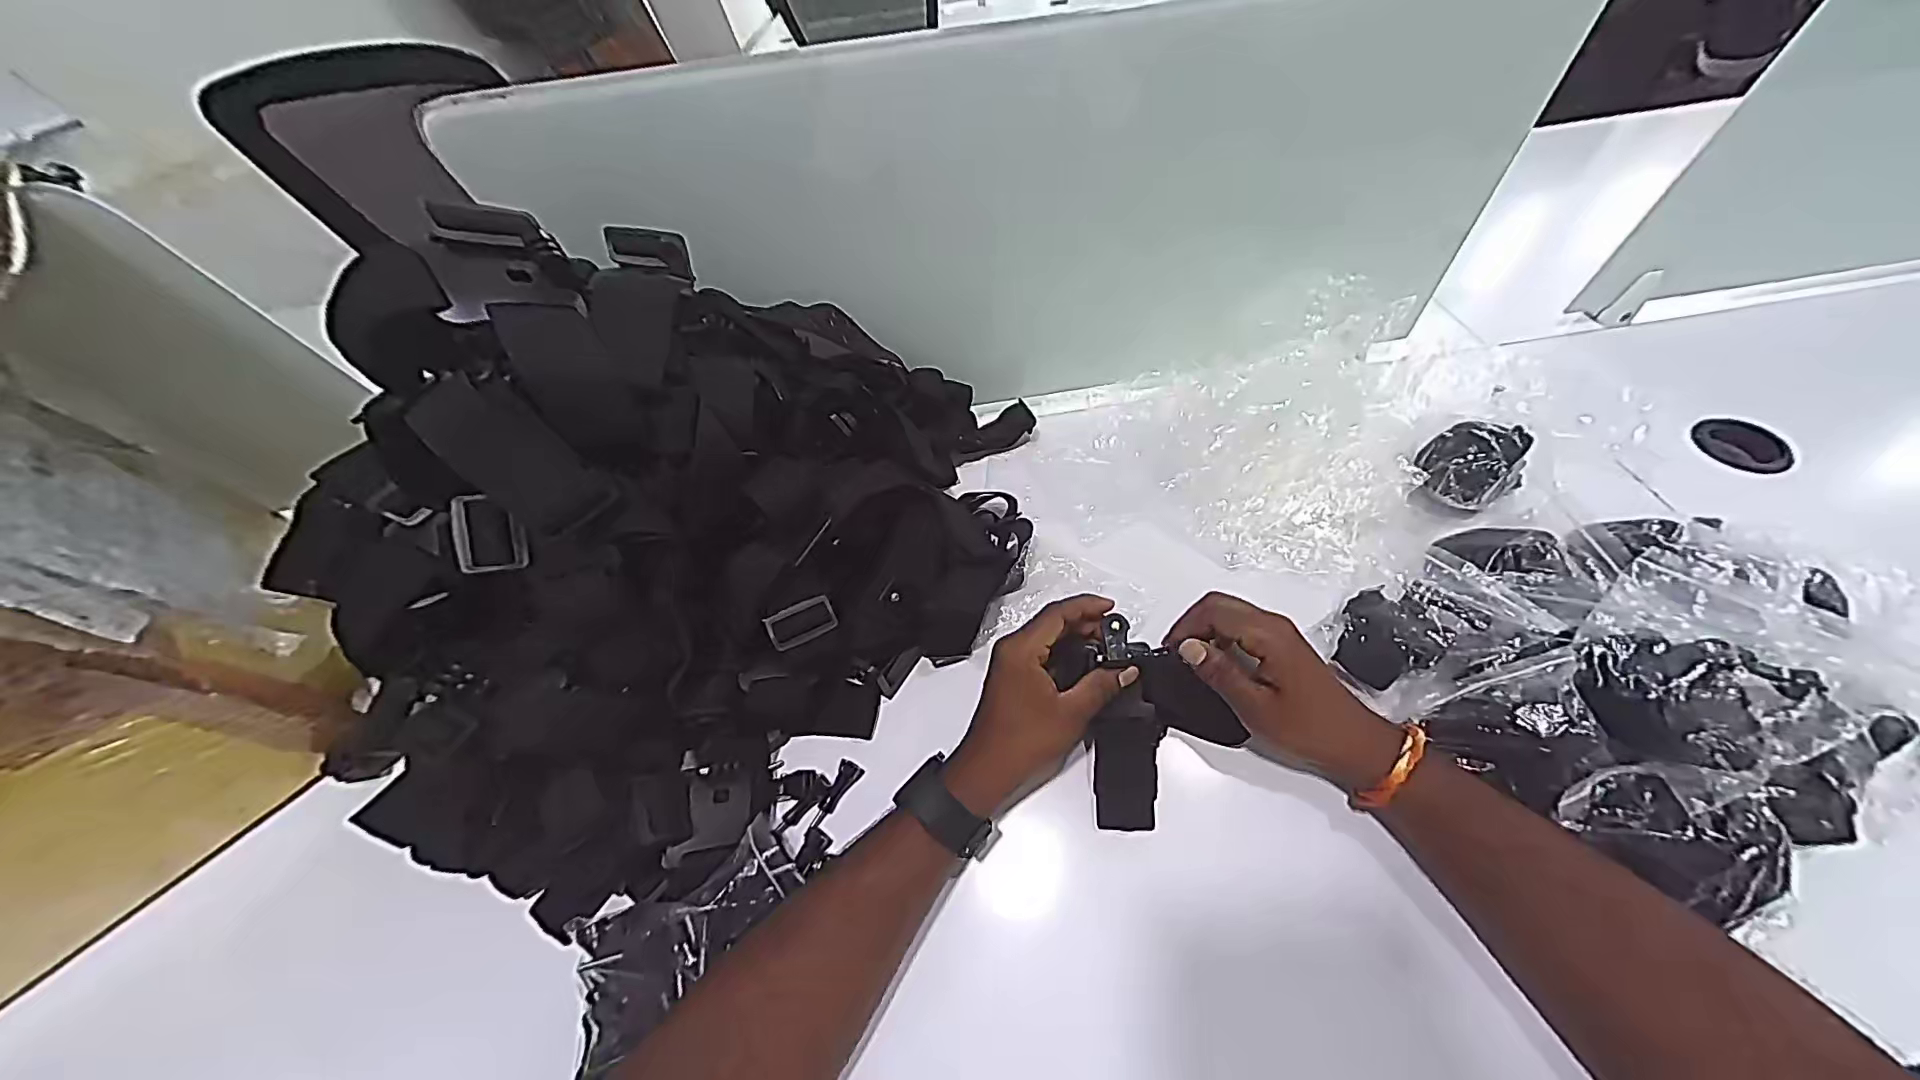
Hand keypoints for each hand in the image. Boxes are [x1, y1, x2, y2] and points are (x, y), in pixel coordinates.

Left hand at [944, 595, 1136, 816]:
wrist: (989, 769)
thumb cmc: (1015, 743)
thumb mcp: (1071, 712)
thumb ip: (1101, 685)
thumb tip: (1122, 671)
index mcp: (1021, 650)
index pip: (1057, 613)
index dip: (1087, 606)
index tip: (1108, 607)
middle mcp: (1011, 651)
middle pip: (1052, 622)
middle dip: (1085, 623)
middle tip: (1112, 633)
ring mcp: (1010, 664)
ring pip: (1047, 638)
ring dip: (1075, 639)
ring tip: (1103, 649)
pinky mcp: (1012, 678)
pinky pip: (1041, 654)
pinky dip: (1063, 654)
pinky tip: (1084, 668)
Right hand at [1164, 591, 1402, 793]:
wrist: (1355, 745)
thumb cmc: (1314, 730)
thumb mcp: (1254, 707)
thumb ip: (1218, 673)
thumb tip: (1189, 649)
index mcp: (1269, 636)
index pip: (1213, 611)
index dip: (1185, 628)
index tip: (1172, 651)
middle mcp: (1276, 627)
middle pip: (1220, 604)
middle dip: (1191, 624)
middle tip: (1177, 652)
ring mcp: (1281, 635)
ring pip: (1230, 614)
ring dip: (1205, 630)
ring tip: (1192, 661)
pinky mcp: (1282, 646)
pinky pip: (1242, 628)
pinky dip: (1221, 638)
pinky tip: (1216, 665)